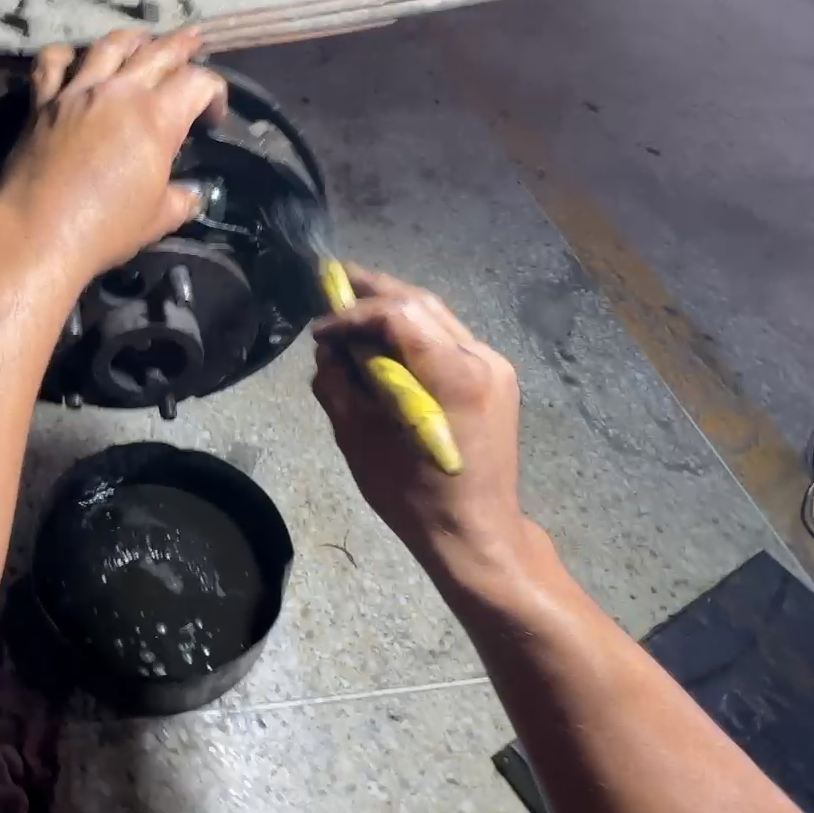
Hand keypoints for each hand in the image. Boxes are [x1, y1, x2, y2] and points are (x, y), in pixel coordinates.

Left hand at [0, 28, 226, 277]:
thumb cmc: (105, 229)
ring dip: (132, 39)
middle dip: (182, 45)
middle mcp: (119, 92)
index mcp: (156, 118)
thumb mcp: (159, 219)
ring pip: (109, 45)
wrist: (39, 233)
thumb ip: (182, 200)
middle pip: (158, 51)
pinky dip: (67, 55)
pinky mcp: (43, 102)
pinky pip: (53, 63)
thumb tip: (192, 194)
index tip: (213, 116)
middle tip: (193, 41)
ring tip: (142, 40)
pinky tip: (73, 59)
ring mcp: (77, 92)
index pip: (198, 82)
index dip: (214, 93)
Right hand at [312, 267, 532, 574]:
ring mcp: (494, 366)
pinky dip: (411, 331)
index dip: (352, 313)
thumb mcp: (358, 439)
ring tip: (352, 302)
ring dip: (392, 307)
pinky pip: (446, 339)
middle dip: (373, 290)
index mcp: (452, 374)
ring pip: (436, 315)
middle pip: (420, 302)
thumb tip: (330, 351)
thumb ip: (338, 384)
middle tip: (331, 280)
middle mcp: (482, 357)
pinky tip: (384, 339)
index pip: (398, 313)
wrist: (474, 532)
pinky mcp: (494, 378)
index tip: (319, 330)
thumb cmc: (411, 496)